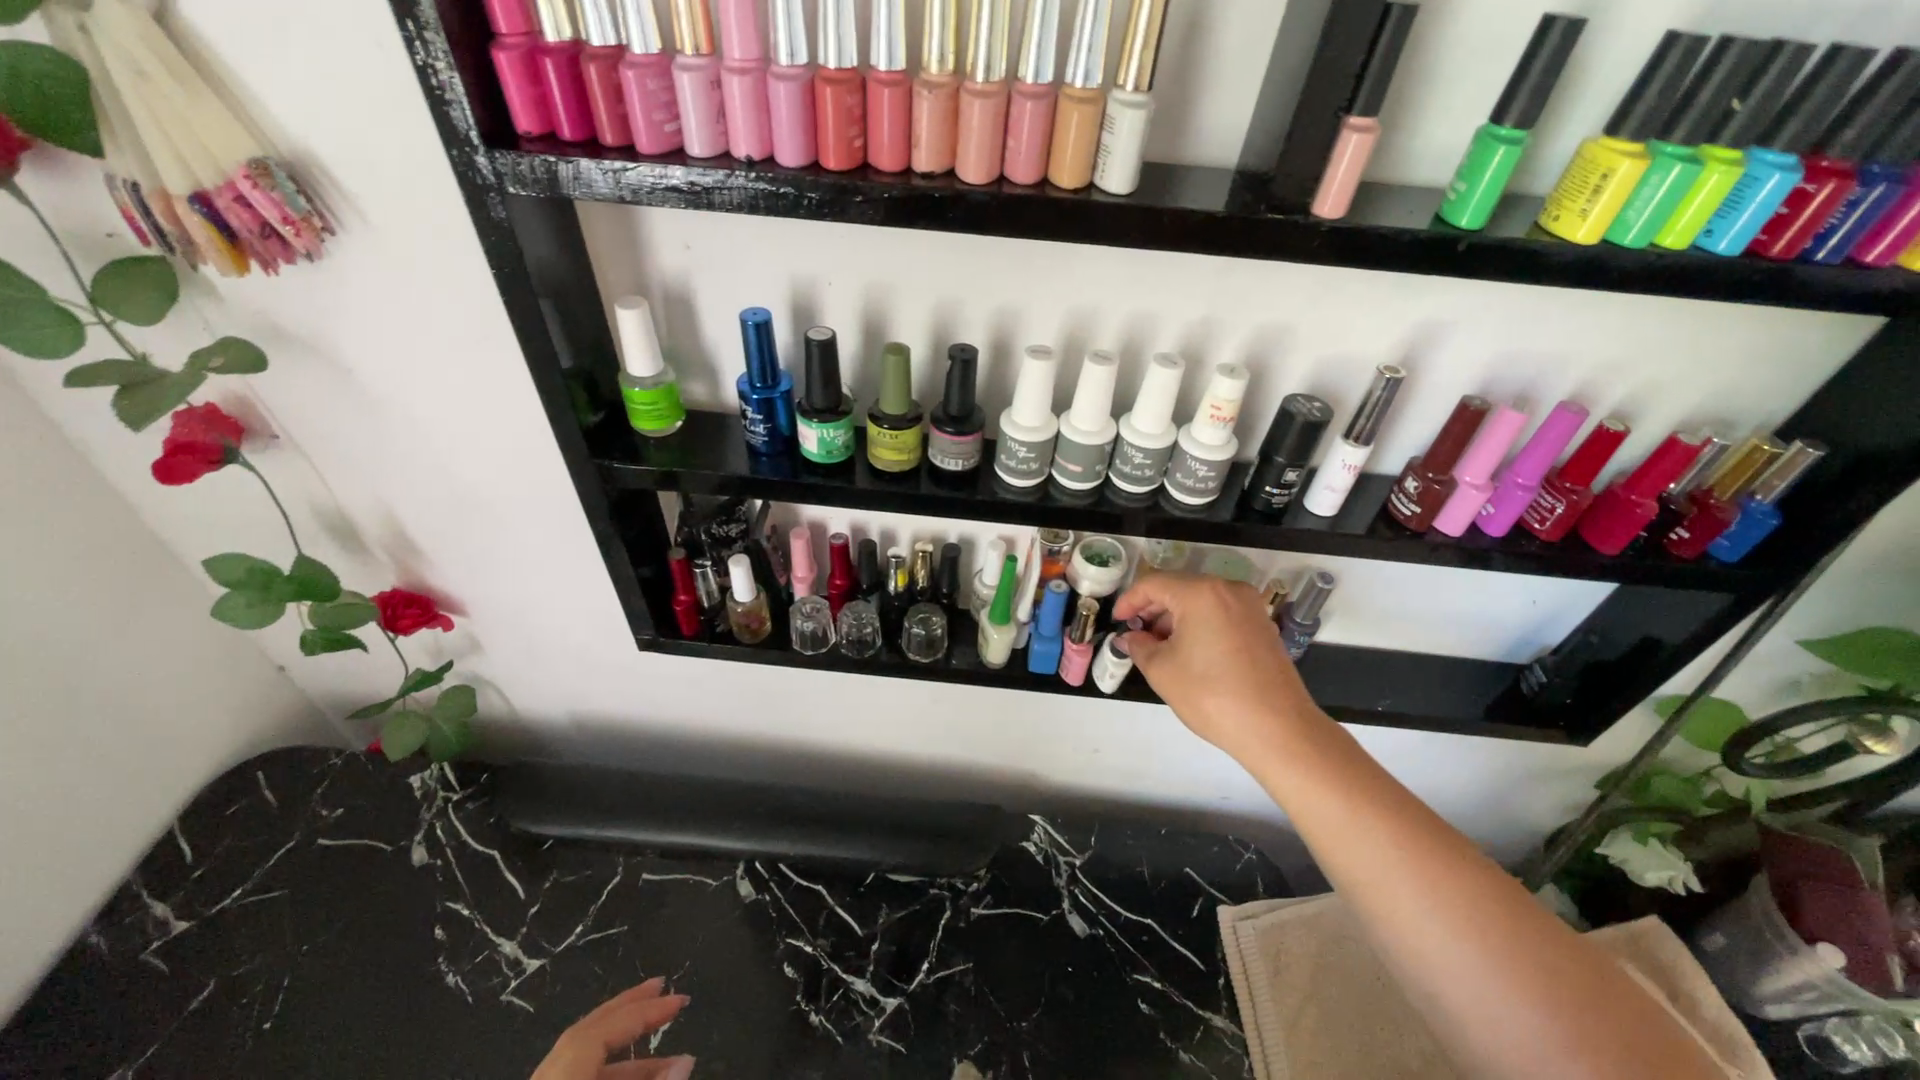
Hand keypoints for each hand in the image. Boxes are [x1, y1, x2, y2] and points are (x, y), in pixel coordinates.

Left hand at [531, 978, 693, 1079]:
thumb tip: (687, 1061)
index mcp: (557, 1079)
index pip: (597, 1032)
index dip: (640, 1012)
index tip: (679, 1000)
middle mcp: (543, 1079)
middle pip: (583, 1034)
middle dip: (628, 1010)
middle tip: (664, 987)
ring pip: (583, 1059)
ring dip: (628, 1050)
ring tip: (673, 1054)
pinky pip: (579, 1076)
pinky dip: (612, 1072)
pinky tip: (646, 1077)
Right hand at [1112, 572, 1326, 762]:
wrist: (1276, 727)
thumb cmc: (1211, 695)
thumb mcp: (1162, 670)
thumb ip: (1139, 647)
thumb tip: (1130, 638)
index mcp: (1201, 592)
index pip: (1154, 584)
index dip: (1130, 601)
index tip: (1118, 621)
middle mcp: (1229, 590)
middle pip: (1180, 588)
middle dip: (1154, 609)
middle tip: (1136, 636)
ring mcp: (1251, 607)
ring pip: (1202, 601)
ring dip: (1177, 618)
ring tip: (1161, 648)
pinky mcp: (1263, 626)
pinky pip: (1222, 614)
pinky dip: (1201, 625)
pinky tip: (1191, 653)